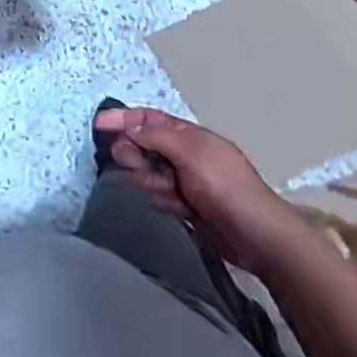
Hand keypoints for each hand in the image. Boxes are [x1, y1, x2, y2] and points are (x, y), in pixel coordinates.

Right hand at [94, 107, 314, 276]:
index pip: (148, 118)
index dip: (123, 119)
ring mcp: (185, 180)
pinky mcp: (185, 204)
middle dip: (136, 155)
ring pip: (148, 173)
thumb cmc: (225, 187)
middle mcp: (184, 154)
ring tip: (172, 193)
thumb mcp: (191, 152)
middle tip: (137, 165)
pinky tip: (179, 209)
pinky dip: (163, 201)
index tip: (99, 125)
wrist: (257, 237)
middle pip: (143, 146)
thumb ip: (157, 136)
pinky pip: (158, 196)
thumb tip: (130, 127)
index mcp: (188, 135)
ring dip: (152, 182)